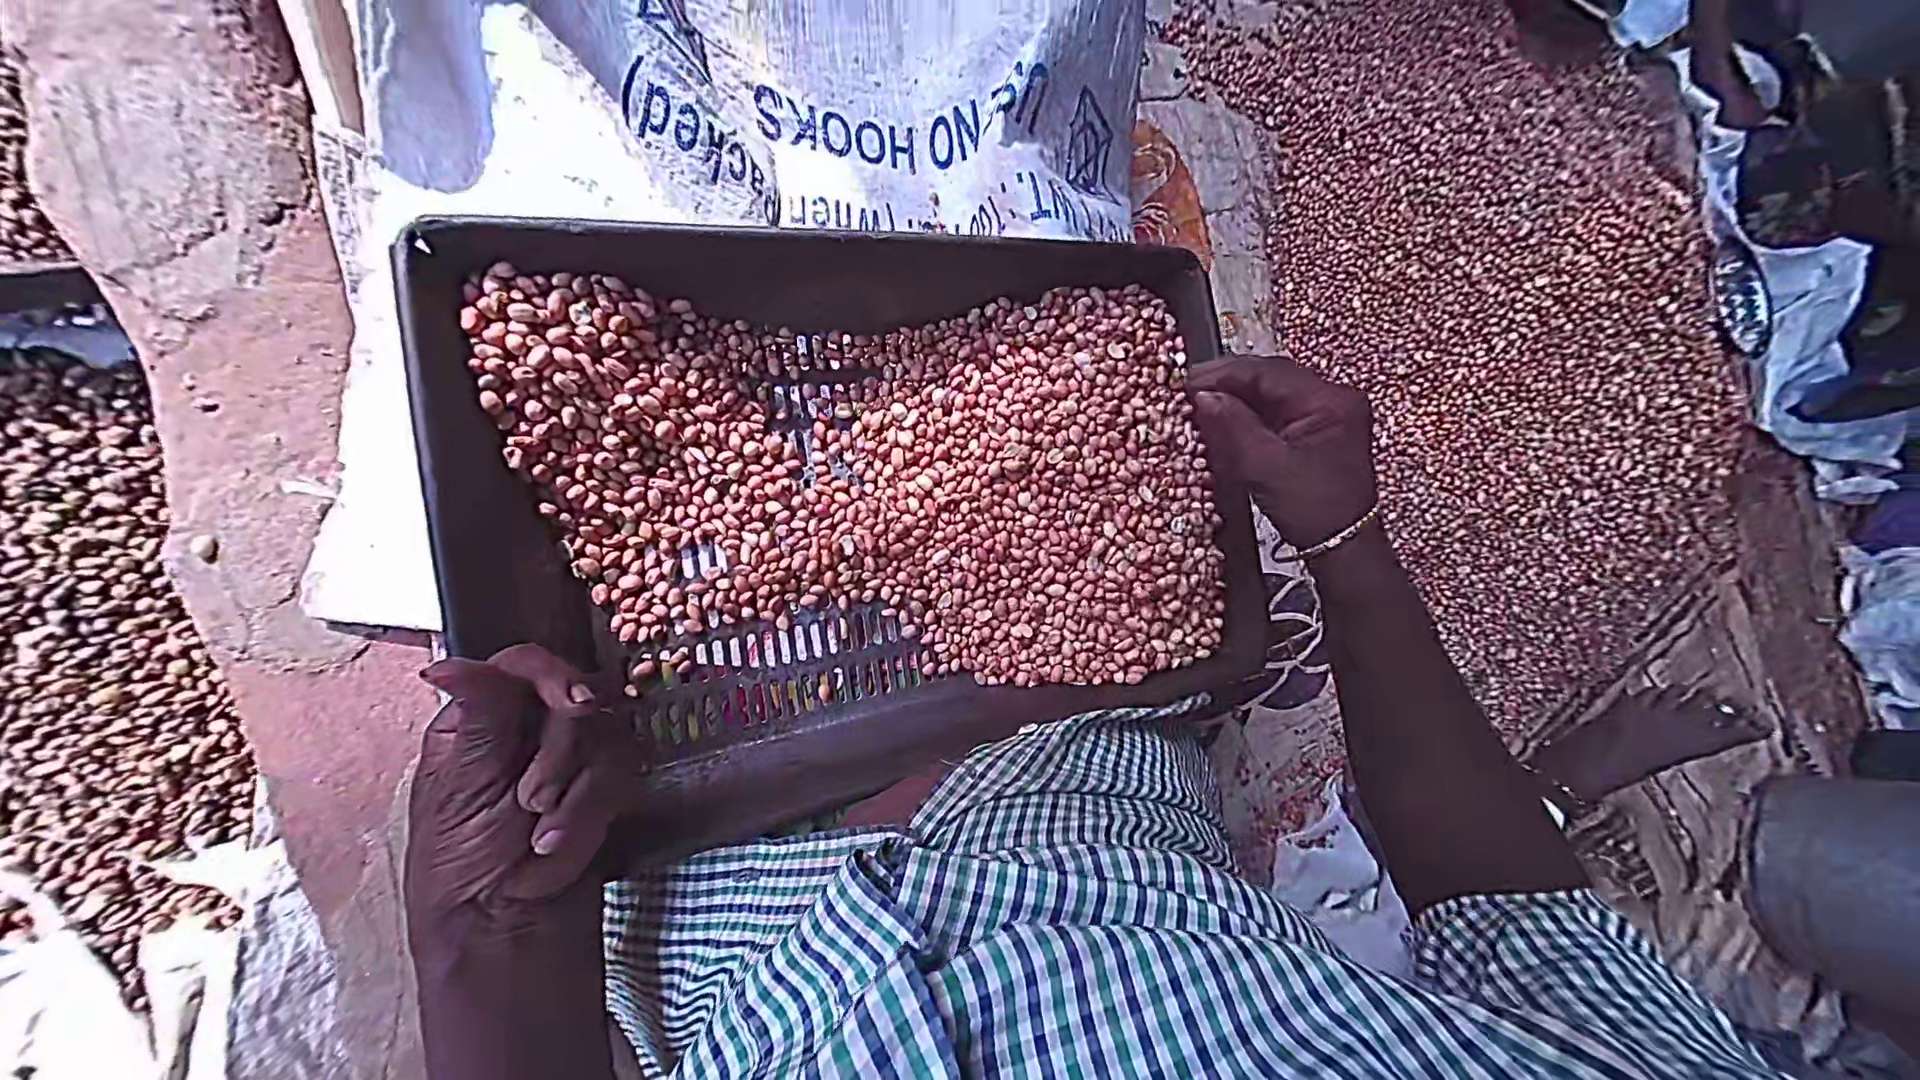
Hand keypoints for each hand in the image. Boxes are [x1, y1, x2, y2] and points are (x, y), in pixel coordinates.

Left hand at [405, 644, 639, 951]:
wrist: (510, 927)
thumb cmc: (464, 866)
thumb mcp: (464, 792)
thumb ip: (480, 721)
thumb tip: (442, 663)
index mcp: (480, 721)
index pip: (523, 665)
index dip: (552, 675)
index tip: (573, 701)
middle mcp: (530, 727)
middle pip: (573, 695)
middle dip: (559, 752)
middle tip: (534, 798)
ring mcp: (572, 752)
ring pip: (603, 731)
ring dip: (574, 789)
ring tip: (541, 834)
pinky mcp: (604, 778)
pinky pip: (620, 768)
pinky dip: (590, 808)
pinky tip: (560, 840)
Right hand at [1188, 354, 1377, 548]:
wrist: (1342, 545)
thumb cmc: (1312, 510)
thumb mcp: (1264, 466)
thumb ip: (1232, 426)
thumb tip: (1202, 396)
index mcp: (1328, 401)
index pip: (1267, 372)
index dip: (1222, 374)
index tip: (1187, 383)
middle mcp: (1331, 400)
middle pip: (1268, 379)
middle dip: (1226, 383)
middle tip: (1187, 392)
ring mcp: (1324, 416)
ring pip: (1268, 395)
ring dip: (1233, 398)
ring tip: (1198, 405)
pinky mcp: (1313, 432)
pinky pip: (1273, 413)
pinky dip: (1245, 415)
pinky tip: (1221, 420)